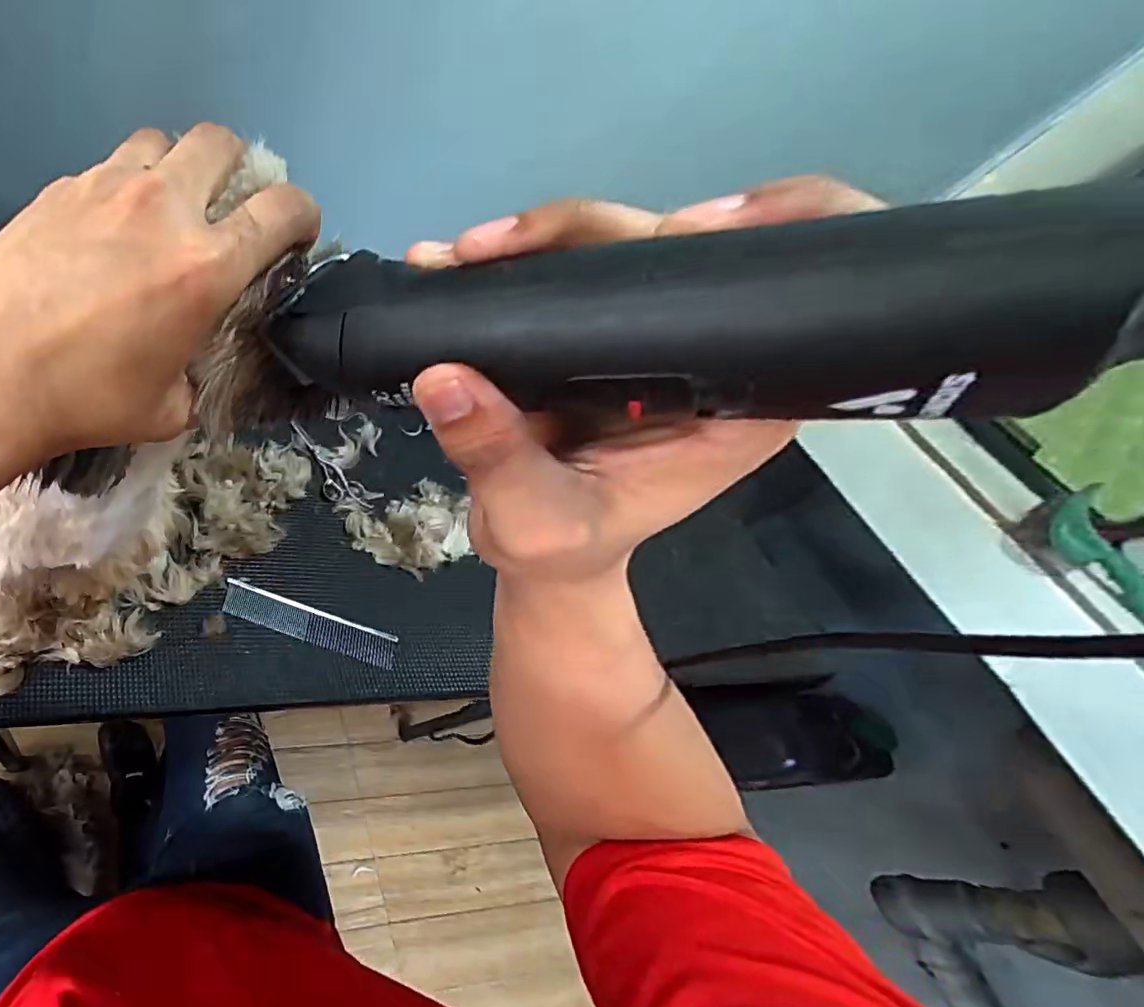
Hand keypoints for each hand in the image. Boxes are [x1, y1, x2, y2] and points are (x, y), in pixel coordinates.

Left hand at [0, 124, 319, 463]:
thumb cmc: (82, 400)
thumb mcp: (163, 412)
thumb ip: (193, 381)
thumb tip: (185, 372)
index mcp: (205, 267)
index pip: (281, 210)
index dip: (302, 216)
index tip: (295, 234)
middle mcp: (163, 209)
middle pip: (221, 144)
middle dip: (237, 172)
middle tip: (223, 211)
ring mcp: (105, 188)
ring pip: (160, 143)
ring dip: (174, 170)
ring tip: (159, 213)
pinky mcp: (57, 189)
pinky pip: (105, 168)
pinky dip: (120, 189)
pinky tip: (100, 232)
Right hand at [409, 176, 885, 588]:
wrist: (535, 554)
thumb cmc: (559, 548)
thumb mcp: (533, 519)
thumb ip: (497, 454)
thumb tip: (442, 377)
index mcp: (737, 396)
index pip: (788, 285)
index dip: (765, 228)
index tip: (679, 227)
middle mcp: (700, 353)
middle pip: (675, 250)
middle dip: (590, 230)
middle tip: (501, 243)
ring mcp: (638, 341)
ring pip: (606, 255)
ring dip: (532, 244)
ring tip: (456, 255)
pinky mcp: (583, 340)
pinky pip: (552, 284)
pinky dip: (502, 271)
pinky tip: (450, 266)